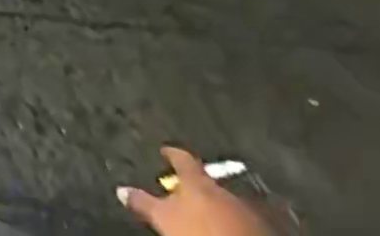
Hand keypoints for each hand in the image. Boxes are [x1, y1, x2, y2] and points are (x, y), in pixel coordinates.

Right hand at [119, 147, 273, 235]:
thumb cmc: (199, 231)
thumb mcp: (163, 217)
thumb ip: (143, 201)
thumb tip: (120, 189)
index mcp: (196, 180)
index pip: (181, 157)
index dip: (171, 153)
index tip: (164, 151)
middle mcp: (221, 189)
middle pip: (205, 180)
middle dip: (194, 183)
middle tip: (180, 189)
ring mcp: (244, 209)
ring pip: (224, 200)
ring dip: (213, 203)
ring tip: (201, 213)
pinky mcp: (259, 229)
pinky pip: (239, 218)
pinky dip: (229, 219)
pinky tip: (222, 227)